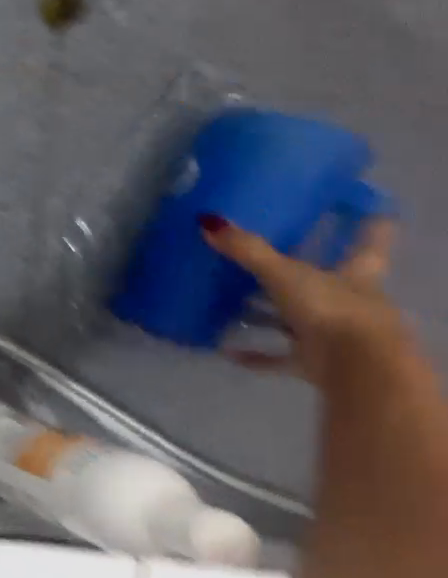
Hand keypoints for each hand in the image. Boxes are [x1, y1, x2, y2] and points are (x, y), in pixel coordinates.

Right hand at [200, 213, 408, 388]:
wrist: (355, 366)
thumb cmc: (331, 309)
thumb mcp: (283, 273)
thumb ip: (248, 250)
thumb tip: (207, 221)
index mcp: (356, 274)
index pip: (368, 243)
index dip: (370, 227)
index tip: (371, 210)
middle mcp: (350, 300)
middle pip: (327, 281)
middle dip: (301, 274)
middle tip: (268, 262)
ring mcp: (334, 332)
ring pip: (299, 319)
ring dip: (269, 316)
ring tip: (232, 307)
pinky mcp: (315, 359)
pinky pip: (279, 355)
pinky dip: (255, 354)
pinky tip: (227, 350)